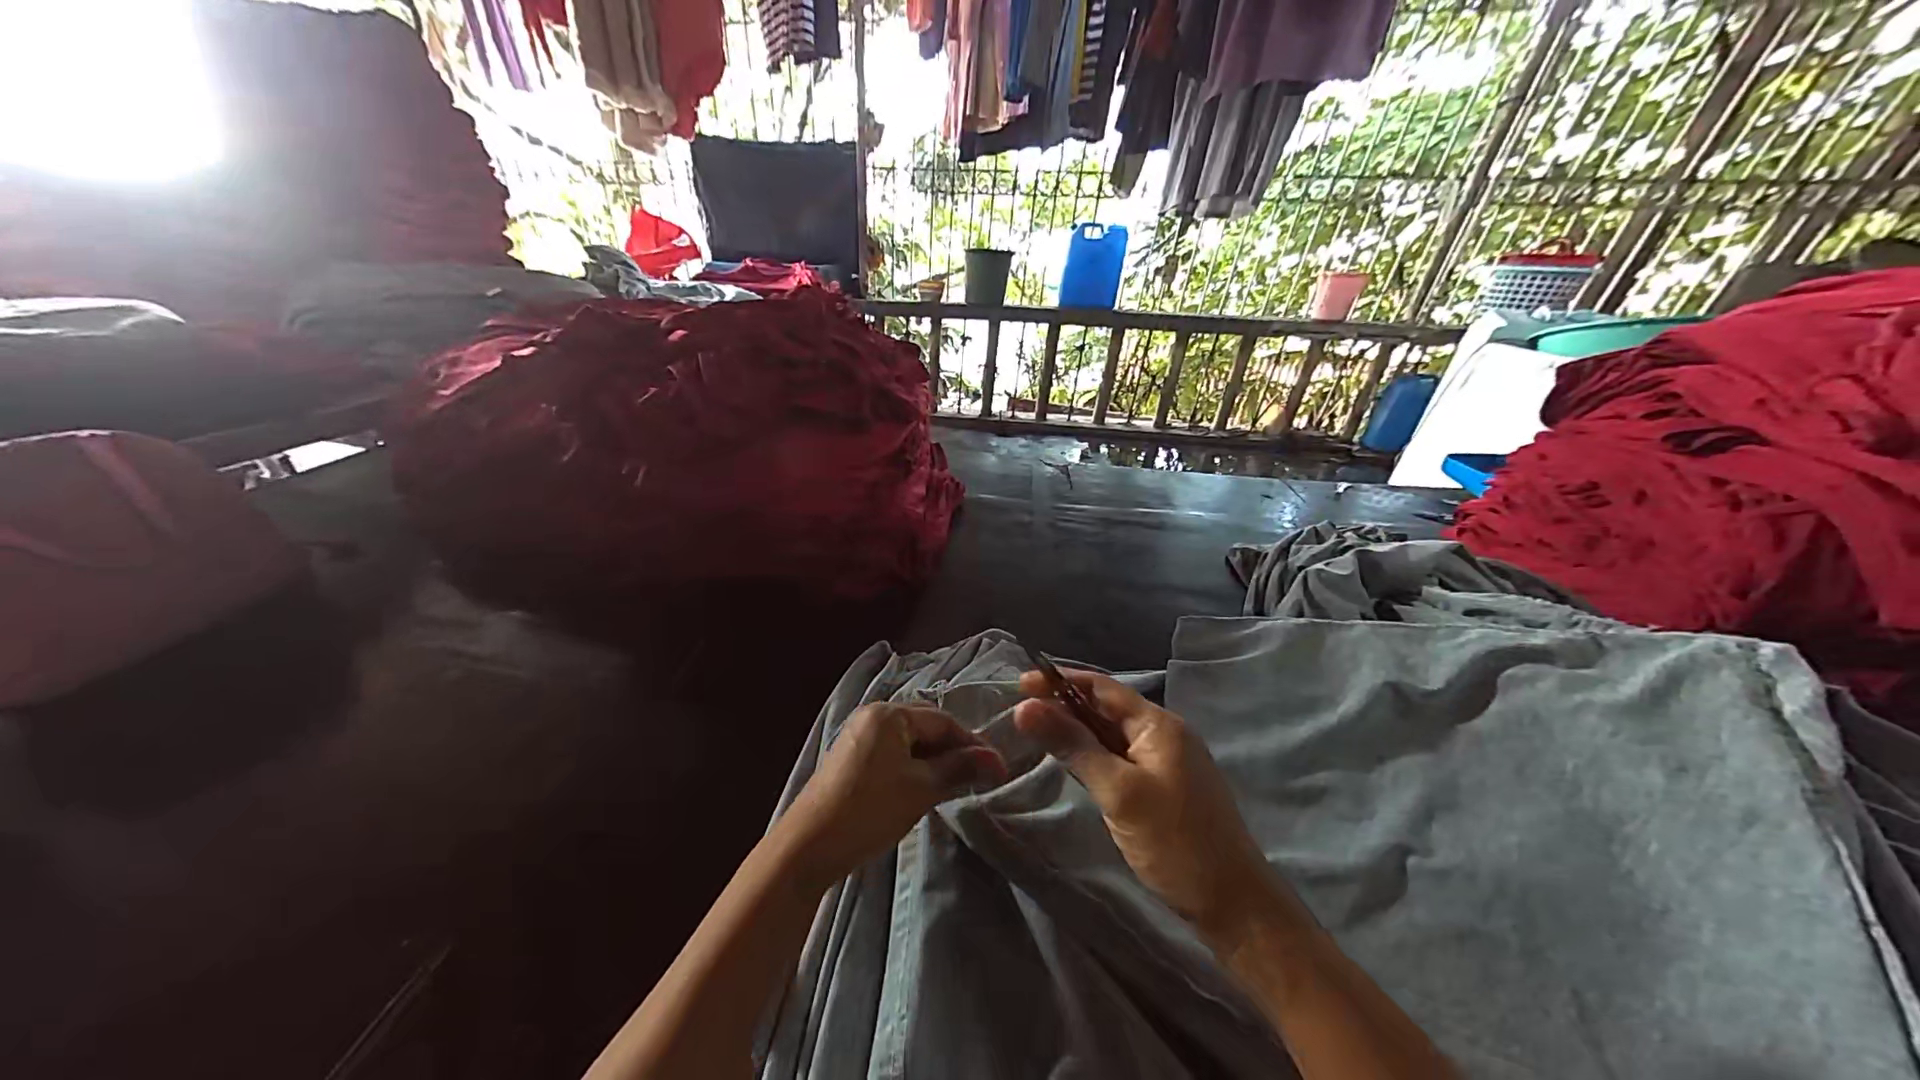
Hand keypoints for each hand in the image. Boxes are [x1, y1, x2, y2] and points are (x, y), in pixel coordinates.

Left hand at [779, 703, 1006, 886]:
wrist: (810, 846)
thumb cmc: (871, 809)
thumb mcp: (922, 788)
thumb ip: (960, 769)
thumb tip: (997, 760)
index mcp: (889, 713)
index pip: (943, 721)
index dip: (972, 745)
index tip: (997, 769)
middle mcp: (872, 715)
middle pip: (925, 728)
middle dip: (953, 752)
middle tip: (978, 778)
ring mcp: (858, 737)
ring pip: (909, 743)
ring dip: (934, 762)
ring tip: (954, 787)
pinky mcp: (850, 759)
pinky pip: (892, 754)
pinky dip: (913, 768)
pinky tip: (923, 790)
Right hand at [1015, 670, 1278, 937]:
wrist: (1234, 904)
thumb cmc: (1175, 842)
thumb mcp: (1118, 791)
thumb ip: (1073, 745)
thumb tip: (1025, 707)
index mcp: (1159, 725)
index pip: (1102, 687)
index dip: (1060, 681)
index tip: (1019, 684)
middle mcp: (1166, 734)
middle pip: (1107, 709)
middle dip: (1065, 706)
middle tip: (1020, 714)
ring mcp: (1168, 762)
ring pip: (1113, 735)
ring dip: (1078, 731)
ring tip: (1037, 733)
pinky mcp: (1165, 788)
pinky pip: (1122, 758)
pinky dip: (1094, 755)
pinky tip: (1074, 764)